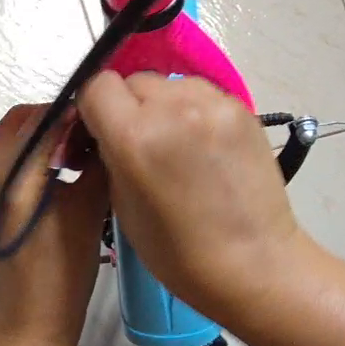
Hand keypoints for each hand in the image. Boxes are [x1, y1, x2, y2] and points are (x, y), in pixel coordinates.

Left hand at [0, 104, 110, 345]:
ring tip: (83, 152)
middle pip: (21, 122)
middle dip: (58, 119)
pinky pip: (11, 159)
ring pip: (15, 138)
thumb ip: (95, 162)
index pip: (40, 120)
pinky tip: (67, 170)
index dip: (75, 113)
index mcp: (5, 176)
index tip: (106, 117)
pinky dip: (37, 153)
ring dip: (47, 135)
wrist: (33, 318)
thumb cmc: (63, 268)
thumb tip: (104, 129)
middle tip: (93, 134)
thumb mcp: (88, 209)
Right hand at [77, 72, 309, 316]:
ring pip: (168, 84)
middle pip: (132, 81)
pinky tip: (201, 145)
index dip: (92, 108)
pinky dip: (192, 112)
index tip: (98, 131)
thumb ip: (110, 153)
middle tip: (139, 143)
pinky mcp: (242, 108)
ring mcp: (213, 104)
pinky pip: (201, 94)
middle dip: (127, 107)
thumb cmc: (177, 252)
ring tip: (175, 143)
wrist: (252, 264)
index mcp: (134, 136)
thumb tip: (106, 130)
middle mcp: (172, 108)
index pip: (96, 87)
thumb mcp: (121, 204)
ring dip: (161, 105)